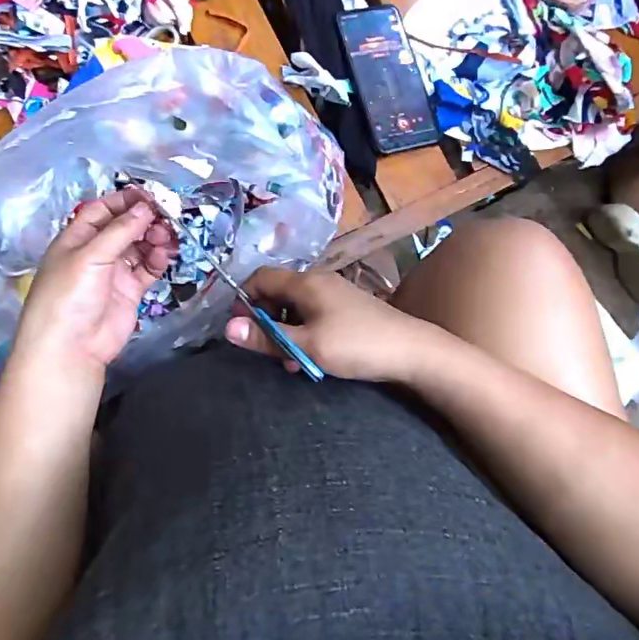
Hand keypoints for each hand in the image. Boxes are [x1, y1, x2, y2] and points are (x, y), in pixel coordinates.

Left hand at [9, 189, 176, 381]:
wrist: (70, 348)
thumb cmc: (68, 296)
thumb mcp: (90, 256)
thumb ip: (120, 230)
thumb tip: (146, 207)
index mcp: (77, 238)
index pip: (103, 210)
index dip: (126, 200)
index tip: (151, 196)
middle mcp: (96, 252)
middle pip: (126, 226)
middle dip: (146, 219)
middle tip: (167, 218)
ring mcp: (114, 271)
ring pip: (140, 246)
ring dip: (155, 238)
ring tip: (167, 238)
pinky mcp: (130, 290)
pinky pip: (148, 268)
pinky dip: (159, 259)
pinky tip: (166, 255)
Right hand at [222, 267, 441, 382]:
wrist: (411, 350)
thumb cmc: (356, 345)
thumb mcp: (307, 346)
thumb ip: (267, 337)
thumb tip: (227, 327)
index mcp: (306, 283)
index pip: (261, 277)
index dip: (244, 299)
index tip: (242, 329)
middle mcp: (320, 281)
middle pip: (277, 291)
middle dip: (266, 320)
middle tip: (268, 351)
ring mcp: (336, 293)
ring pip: (296, 306)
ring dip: (286, 331)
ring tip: (291, 362)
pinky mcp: (348, 308)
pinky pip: (314, 314)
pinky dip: (305, 332)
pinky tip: (313, 357)